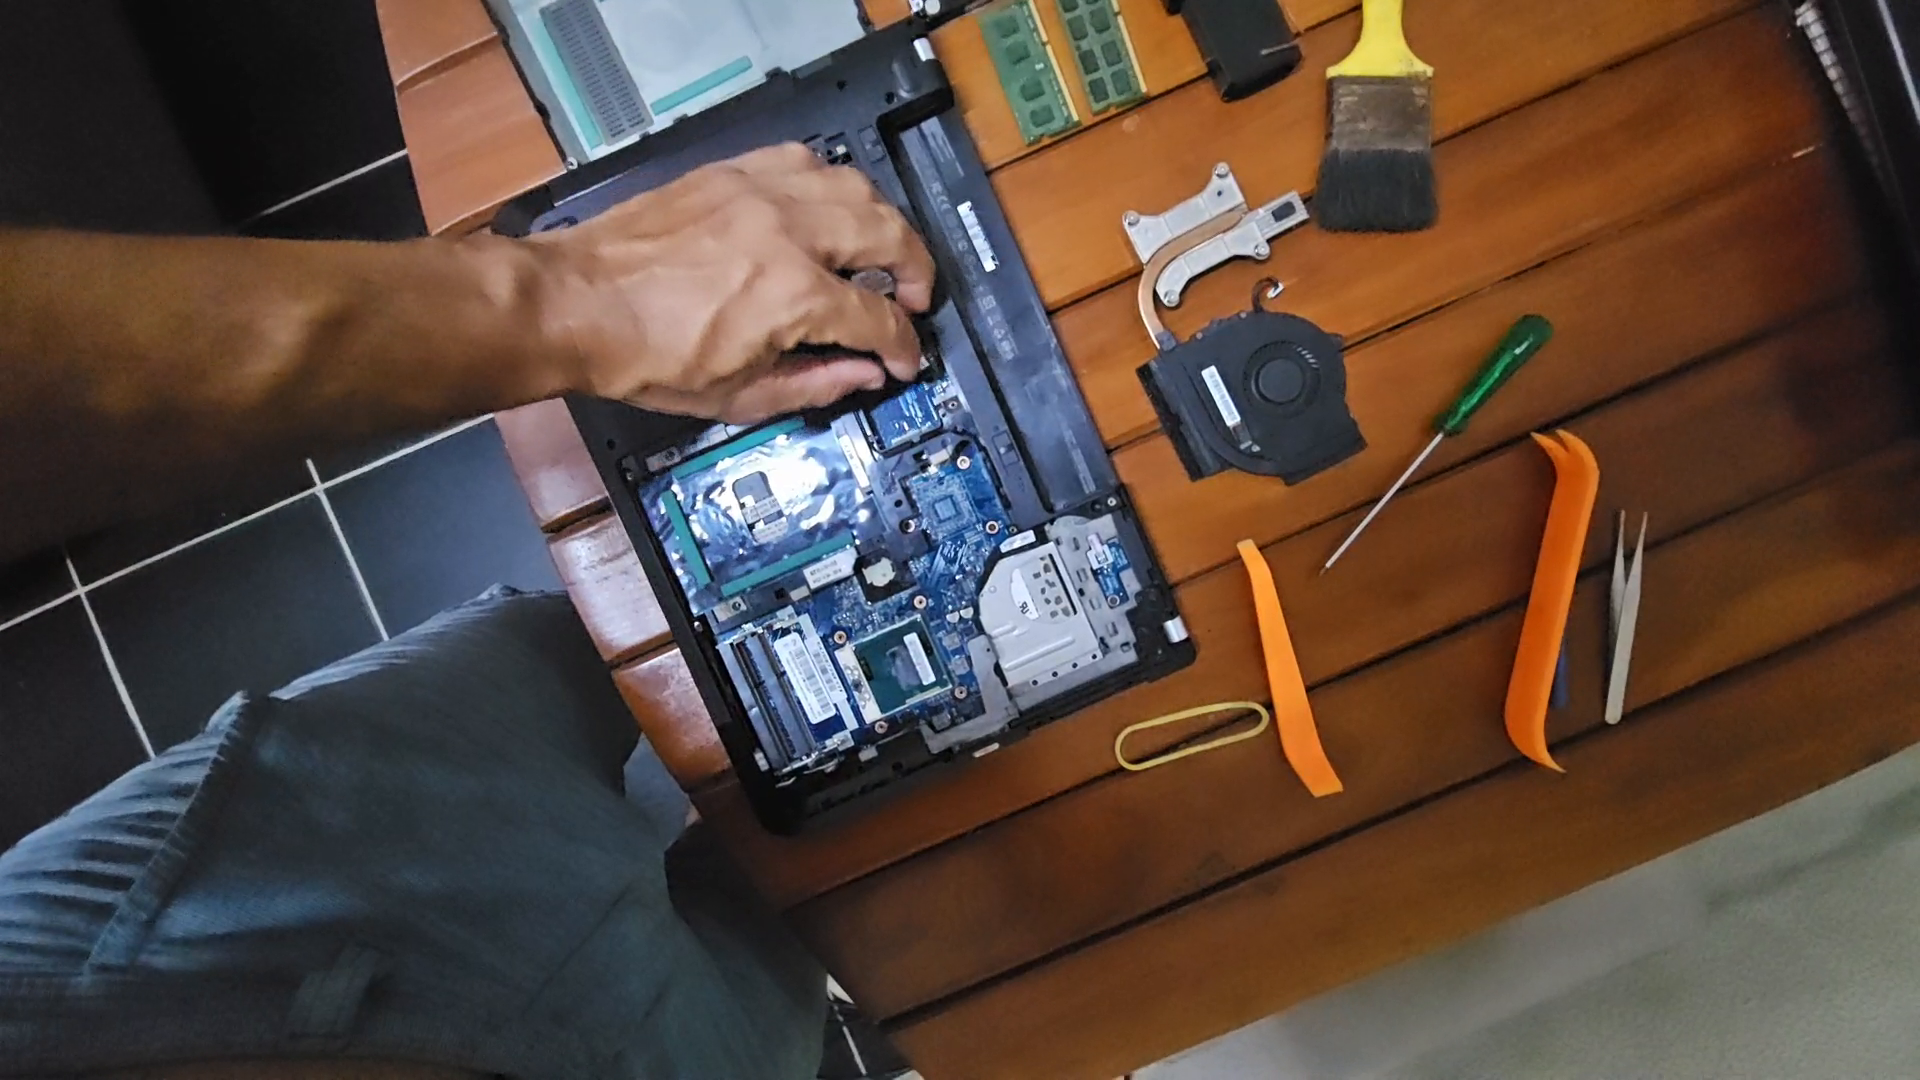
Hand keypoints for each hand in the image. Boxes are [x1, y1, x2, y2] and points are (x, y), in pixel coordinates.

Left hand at [527, 142, 935, 423]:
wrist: (577, 305)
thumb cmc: (651, 359)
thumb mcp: (743, 396)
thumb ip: (819, 383)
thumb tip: (866, 374)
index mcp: (792, 297)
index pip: (878, 317)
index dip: (902, 345)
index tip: (903, 359)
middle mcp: (786, 233)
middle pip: (888, 235)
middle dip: (917, 272)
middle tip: (915, 299)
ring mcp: (758, 193)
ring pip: (856, 187)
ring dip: (884, 223)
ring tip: (882, 253)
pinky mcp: (731, 174)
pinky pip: (805, 163)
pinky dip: (832, 189)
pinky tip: (830, 214)